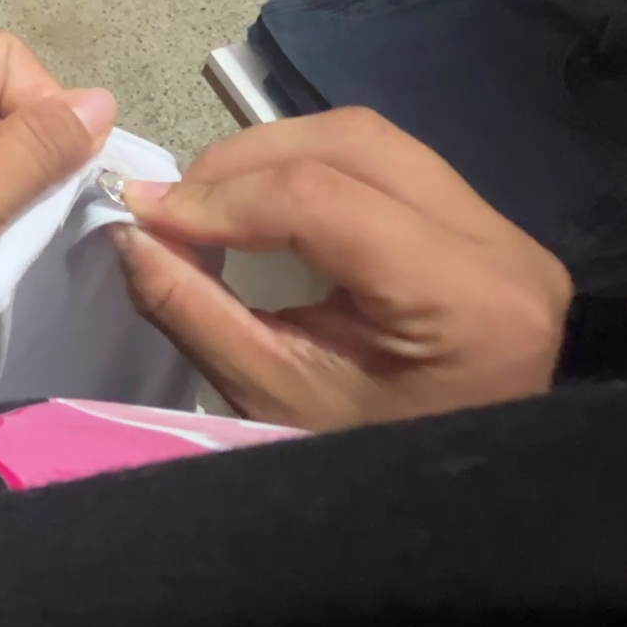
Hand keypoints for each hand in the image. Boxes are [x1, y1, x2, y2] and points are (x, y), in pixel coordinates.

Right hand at [111, 107, 568, 431]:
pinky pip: (373, 159)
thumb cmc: (359, 456)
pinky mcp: (475, 221)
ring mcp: (497, 225)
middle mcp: (499, 244)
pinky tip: (257, 201)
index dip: (219, 197)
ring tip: (208, 200)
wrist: (449, 489)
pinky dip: (297, 165)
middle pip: (350, 144)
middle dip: (240, 162)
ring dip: (267, 155)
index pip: (322, 200)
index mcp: (463, 299)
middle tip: (173, 203)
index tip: (142, 211)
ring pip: (362, 138)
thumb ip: (187, 306)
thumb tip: (126, 231)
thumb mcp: (263, 392)